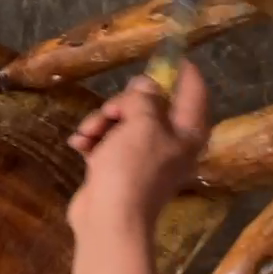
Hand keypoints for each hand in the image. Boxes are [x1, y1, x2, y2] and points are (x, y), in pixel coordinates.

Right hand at [67, 62, 209, 228]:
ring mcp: (142, 156)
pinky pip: (105, 143)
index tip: (168, 56)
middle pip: (148, 106)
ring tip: (86, 135)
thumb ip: (143, 100)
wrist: (109, 217)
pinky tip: (78, 145)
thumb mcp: (141, 125)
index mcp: (187, 131)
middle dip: (121, 104)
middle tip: (108, 111)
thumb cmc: (132, 169)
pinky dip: (91, 140)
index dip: (181, 71)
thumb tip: (144, 86)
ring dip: (100, 123)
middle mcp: (169, 141)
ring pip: (121, 123)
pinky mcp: (116, 168)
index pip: (193, 91)